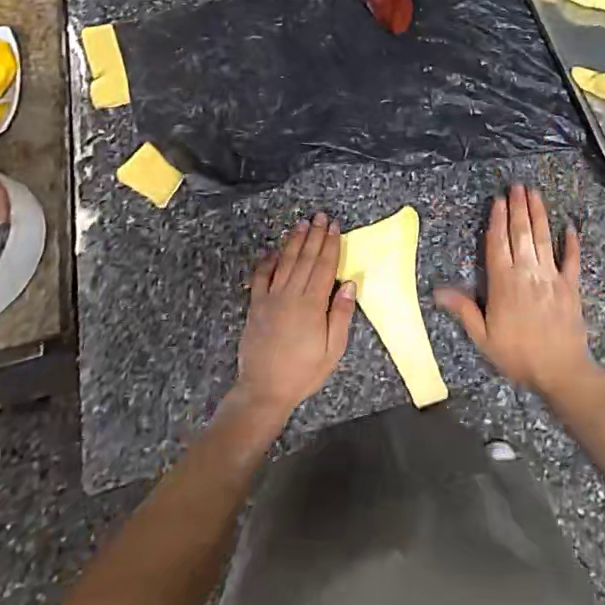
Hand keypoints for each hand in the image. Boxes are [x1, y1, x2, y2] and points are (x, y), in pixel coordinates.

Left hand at [235, 213, 356, 416]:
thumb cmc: (304, 372)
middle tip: (320, 216)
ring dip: (294, 242)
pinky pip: (261, 276)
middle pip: (305, 259)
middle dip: (314, 236)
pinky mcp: (256, 306)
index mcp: (312, 305)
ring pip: (284, 262)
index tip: (335, 227)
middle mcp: (290, 295)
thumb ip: (340, 314)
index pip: (324, 267)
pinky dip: (268, 261)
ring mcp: (270, 299)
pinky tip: (273, 250)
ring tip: (301, 224)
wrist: (264, 388)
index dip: (331, 245)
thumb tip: (349, 284)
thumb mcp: (333, 349)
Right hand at [435, 185, 601, 398]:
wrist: (561, 370)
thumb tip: (438, 291)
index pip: (498, 244)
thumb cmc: (518, 355)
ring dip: (539, 215)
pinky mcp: (571, 287)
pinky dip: (571, 243)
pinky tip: (570, 227)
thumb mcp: (483, 337)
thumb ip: (464, 310)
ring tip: (535, 194)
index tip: (498, 200)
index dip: (497, 220)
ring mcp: (552, 278)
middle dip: (519, 208)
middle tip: (517, 186)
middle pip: (522, 234)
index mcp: (504, 283)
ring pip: (544, 239)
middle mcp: (528, 273)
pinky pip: (572, 260)